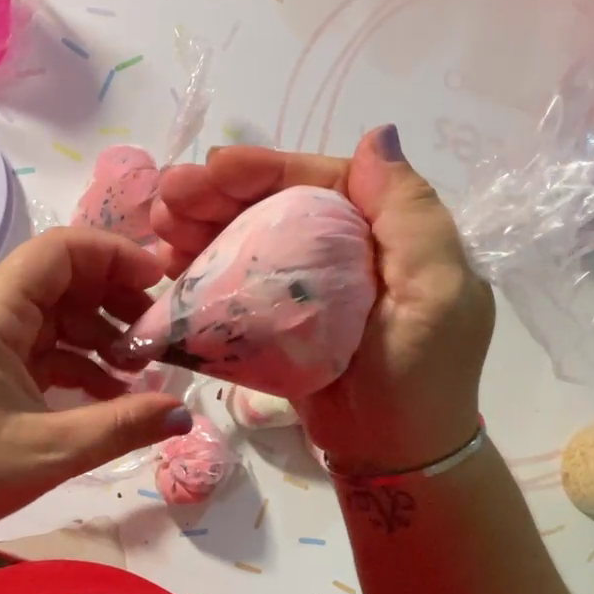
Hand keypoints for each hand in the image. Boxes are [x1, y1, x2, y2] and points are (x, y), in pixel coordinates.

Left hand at [0, 227, 193, 564]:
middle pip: (57, 281)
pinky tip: (107, 397)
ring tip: (140, 372)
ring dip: (96, 338)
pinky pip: (34, 352)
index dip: (115, 256)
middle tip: (158, 333)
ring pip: (49, 319)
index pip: (58, 251)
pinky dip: (72, 366)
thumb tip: (186, 415)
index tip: (161, 282)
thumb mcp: (52, 450)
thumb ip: (123, 426)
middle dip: (112, 300)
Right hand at [152, 126, 495, 471]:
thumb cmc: (421, 376)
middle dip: (219, 198)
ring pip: (248, 249)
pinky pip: (235, 295)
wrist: (394, 457)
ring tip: (158, 230)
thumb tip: (378, 137)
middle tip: (167, 196)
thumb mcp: (435, 289)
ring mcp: (303, 296)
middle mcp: (339, 257)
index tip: (214, 167)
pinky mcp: (275, 332)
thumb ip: (408, 215)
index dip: (266, 171)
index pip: (320, 185)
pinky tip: (170, 271)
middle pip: (274, 212)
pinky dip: (201, 280)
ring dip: (201, 233)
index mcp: (382, 236)